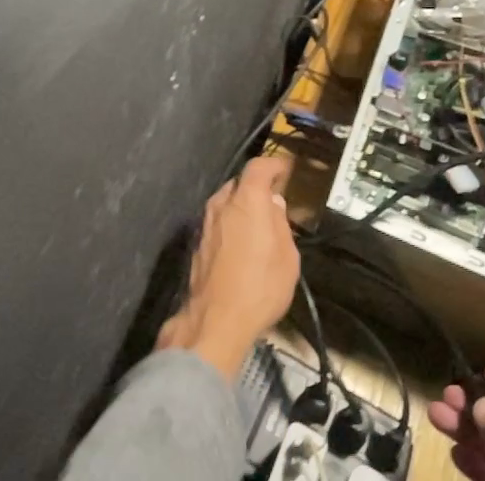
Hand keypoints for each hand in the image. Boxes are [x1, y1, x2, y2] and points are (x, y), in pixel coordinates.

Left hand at [156, 157, 299, 377]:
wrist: (216, 320)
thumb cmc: (260, 287)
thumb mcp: (287, 257)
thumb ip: (281, 224)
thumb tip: (274, 204)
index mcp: (247, 201)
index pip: (258, 167)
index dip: (274, 165)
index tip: (285, 170)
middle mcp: (221, 204)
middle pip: (240, 184)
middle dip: (257, 188)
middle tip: (275, 202)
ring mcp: (205, 223)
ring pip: (226, 203)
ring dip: (242, 207)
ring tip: (260, 225)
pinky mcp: (197, 242)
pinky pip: (218, 222)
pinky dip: (231, 224)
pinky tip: (242, 244)